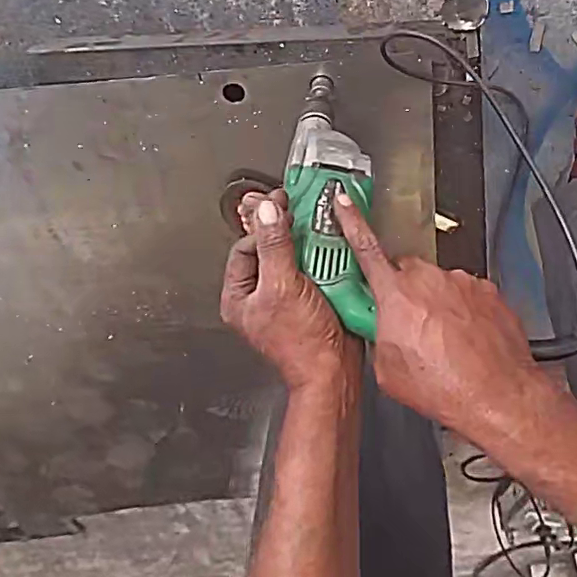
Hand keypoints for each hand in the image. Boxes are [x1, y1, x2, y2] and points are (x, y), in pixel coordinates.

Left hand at [221, 191, 358, 389]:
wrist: (334, 369)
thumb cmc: (302, 343)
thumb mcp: (282, 286)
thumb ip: (274, 246)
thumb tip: (266, 212)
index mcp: (241, 295)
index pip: (246, 245)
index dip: (263, 225)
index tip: (281, 207)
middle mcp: (262, 294)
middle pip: (270, 246)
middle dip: (286, 227)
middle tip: (300, 207)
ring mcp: (288, 294)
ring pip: (294, 253)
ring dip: (308, 238)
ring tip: (318, 224)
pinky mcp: (312, 295)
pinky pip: (315, 265)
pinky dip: (324, 253)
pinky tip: (332, 244)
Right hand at [331, 191, 551, 436]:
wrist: (497, 395)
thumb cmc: (446, 387)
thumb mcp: (388, 370)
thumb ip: (378, 335)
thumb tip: (381, 330)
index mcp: (397, 295)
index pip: (366, 248)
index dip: (352, 221)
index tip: (344, 202)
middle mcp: (430, 280)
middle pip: (407, 272)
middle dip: (404, 291)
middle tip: (409, 324)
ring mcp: (462, 282)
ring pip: (439, 284)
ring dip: (437, 305)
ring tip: (444, 342)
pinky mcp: (487, 290)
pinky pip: (467, 294)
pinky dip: (464, 312)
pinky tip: (466, 339)